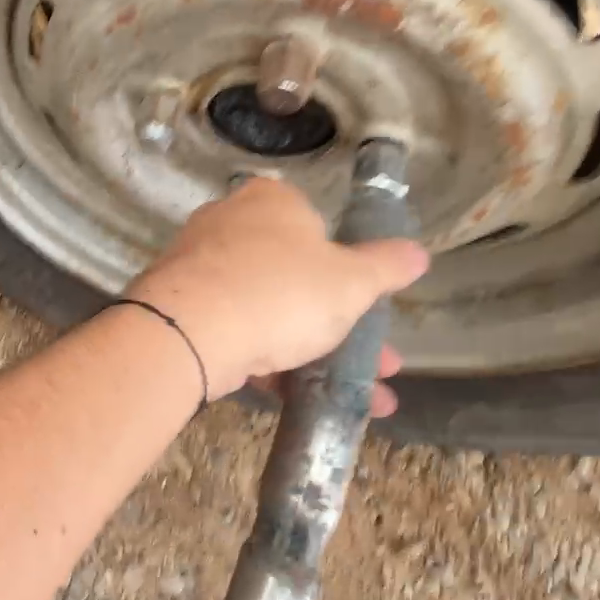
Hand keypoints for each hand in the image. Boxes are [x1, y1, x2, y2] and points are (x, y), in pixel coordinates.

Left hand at [122, 178, 428, 401]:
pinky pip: (237, 327)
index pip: (314, 221)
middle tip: (381, 363)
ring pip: (268, 304)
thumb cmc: (280, 290)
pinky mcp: (183, 301)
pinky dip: (270, 359)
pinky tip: (303, 399)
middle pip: (293, 270)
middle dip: (341, 321)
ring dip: (315, 350)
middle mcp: (229, 221)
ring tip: (363, 397)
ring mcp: (201, 262)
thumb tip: (416, 251)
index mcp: (269, 200)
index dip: (343, 261)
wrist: (190, 329)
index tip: (365, 300)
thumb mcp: (351, 281)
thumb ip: (386, 266)